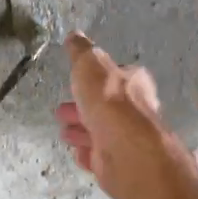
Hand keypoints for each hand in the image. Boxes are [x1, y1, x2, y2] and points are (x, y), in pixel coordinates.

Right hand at [56, 33, 197, 196]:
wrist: (124, 148)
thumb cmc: (108, 100)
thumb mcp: (89, 63)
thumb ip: (81, 50)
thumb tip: (75, 35)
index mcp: (134, 82)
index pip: (116, 76)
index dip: (95, 79)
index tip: (77, 82)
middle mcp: (137, 110)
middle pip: (106, 107)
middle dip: (83, 108)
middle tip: (61, 110)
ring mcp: (130, 139)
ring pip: (102, 132)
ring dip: (82, 130)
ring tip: (63, 131)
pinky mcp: (122, 163)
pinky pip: (101, 156)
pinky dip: (88, 153)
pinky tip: (77, 152)